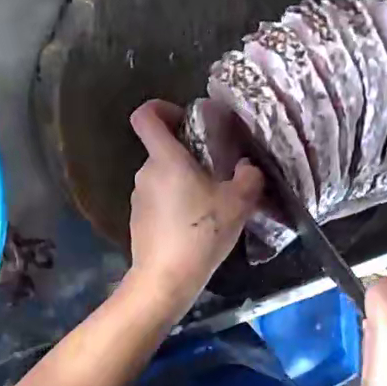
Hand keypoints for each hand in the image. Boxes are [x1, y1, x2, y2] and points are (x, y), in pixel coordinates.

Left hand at [122, 100, 262, 320]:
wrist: (165, 277)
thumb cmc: (200, 233)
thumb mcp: (239, 202)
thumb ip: (248, 177)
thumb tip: (246, 167)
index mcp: (165, 158)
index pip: (146, 116)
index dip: (161, 108)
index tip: (184, 117)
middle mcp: (145, 172)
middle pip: (162, 148)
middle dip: (188, 153)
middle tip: (217, 169)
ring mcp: (138, 196)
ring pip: (162, 176)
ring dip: (184, 181)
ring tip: (211, 202)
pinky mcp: (138, 217)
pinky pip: (158, 198)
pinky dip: (175, 202)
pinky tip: (196, 224)